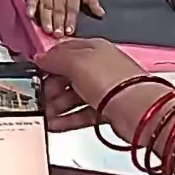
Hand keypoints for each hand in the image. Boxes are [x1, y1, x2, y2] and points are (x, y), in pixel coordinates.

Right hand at [24, 0, 103, 37]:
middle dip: (58, 23)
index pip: (71, 9)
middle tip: (57, 34)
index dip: (70, 20)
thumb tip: (101, 14)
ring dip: (46, 18)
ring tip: (47, 29)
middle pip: (58, 10)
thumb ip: (91, 1)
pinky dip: (31, 6)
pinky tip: (30, 14)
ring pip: (46, 7)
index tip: (69, 31)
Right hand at [36, 38, 161, 140]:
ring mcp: (104, 90)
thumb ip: (56, 59)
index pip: (66, 51)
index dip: (49, 61)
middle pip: (68, 76)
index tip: (35, 72)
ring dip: (57, 106)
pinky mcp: (107, 110)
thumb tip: (41, 57)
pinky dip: (67, 119)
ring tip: (44, 114)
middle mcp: (99, 68)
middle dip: (51, 87)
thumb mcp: (77, 62)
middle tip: (39, 96)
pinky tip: (55, 124)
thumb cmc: (115, 81)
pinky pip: (81, 114)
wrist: (139, 110)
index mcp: (94, 49)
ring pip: (74, 97)